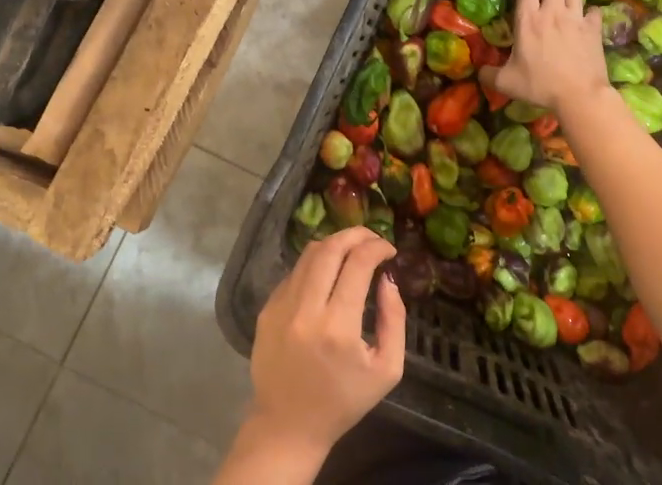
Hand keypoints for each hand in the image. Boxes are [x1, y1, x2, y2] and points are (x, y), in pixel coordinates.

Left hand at [246, 227, 404, 458]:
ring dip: (334, 245)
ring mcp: (281, 308)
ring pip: (309, 255)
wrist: (288, 427)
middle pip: (330, 248)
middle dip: (356, 235)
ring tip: (352, 250)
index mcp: (338, 327)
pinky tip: (327, 276)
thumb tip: (389, 278)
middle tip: (372, 239)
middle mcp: (306, 310)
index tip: (389, 250)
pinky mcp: (267, 311)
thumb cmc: (344, 401)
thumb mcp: (387, 369)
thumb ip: (395, 319)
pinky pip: (294, 274)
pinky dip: (315, 266)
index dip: (378, 247)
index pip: (358, 263)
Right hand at [482, 0, 609, 115]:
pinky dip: (590, 7)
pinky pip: (594, 9)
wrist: (580, 95)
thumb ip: (490, 74)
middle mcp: (553, 10)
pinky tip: (587, 11)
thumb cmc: (540, 85)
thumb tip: (479, 71)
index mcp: (528, 19)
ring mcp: (576, 17)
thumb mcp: (507, 82)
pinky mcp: (594, 28)